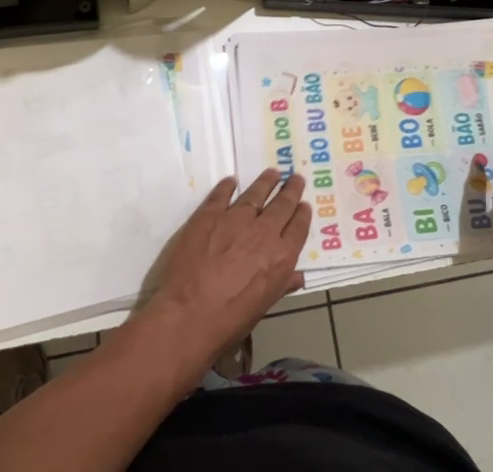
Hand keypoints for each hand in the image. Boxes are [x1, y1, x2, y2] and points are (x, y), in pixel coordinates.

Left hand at [140, 169, 310, 365]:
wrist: (188, 314)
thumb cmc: (229, 320)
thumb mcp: (263, 307)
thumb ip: (281, 285)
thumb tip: (297, 276)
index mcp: (281, 257)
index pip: (298, 228)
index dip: (302, 214)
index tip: (304, 204)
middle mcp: (263, 232)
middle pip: (282, 205)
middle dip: (291, 190)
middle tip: (296, 178)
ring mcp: (234, 219)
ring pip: (255, 194)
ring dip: (266, 182)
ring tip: (273, 172)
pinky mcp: (208, 215)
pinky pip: (221, 194)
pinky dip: (228, 186)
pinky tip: (232, 181)